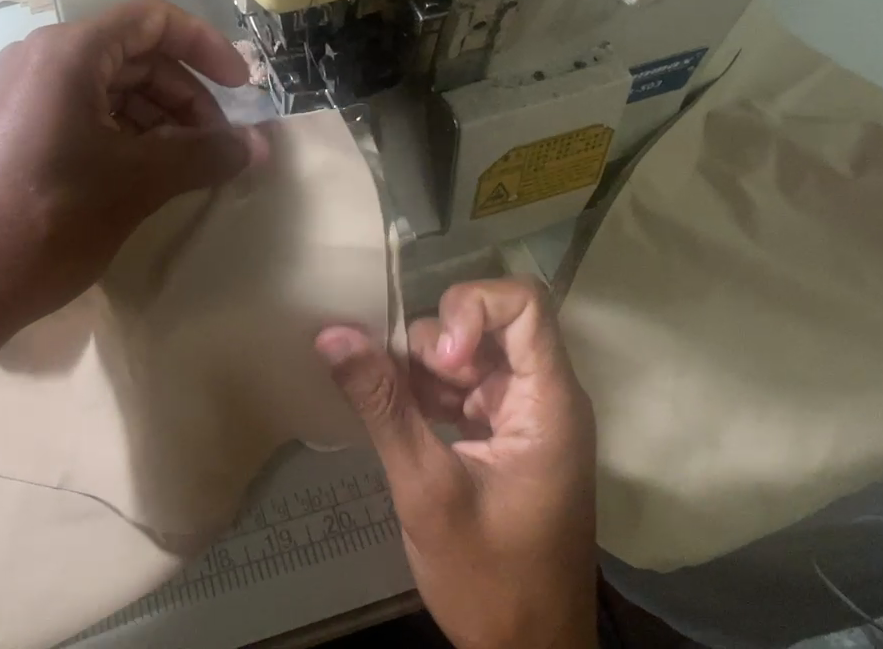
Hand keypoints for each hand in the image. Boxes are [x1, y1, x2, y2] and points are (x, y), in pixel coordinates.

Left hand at [0, 0, 266, 337]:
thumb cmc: (49, 223)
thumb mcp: (137, 184)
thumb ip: (205, 155)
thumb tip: (259, 145)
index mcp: (67, 53)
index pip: (153, 20)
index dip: (206, 47)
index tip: (242, 89)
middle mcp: (36, 58)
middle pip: (133, 55)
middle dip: (184, 96)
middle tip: (215, 146)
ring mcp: (16, 93)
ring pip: (106, 87)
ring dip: (156, 120)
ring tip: (183, 168)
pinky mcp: (8, 128)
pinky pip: (77, 111)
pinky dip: (120, 134)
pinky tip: (140, 175)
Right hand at [317, 280, 597, 648]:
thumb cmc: (489, 579)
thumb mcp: (427, 490)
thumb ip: (383, 406)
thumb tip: (333, 335)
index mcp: (549, 403)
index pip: (523, 304)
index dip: (471, 309)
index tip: (438, 361)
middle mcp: (544, 396)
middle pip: (490, 321)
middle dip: (436, 343)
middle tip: (403, 391)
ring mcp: (524, 414)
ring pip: (469, 350)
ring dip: (424, 369)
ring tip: (397, 413)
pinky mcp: (504, 433)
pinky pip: (463, 384)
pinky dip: (427, 391)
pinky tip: (403, 420)